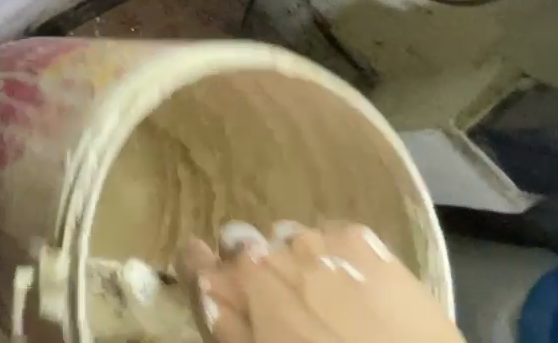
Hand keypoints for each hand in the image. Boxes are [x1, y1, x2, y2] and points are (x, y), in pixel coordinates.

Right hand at [175, 222, 461, 342]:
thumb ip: (228, 323)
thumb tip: (206, 281)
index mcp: (244, 281)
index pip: (196, 258)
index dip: (199, 269)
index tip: (213, 285)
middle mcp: (272, 249)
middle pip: (245, 247)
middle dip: (257, 273)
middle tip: (287, 311)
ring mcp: (319, 239)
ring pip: (290, 239)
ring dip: (298, 263)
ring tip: (327, 303)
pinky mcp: (361, 238)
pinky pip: (331, 234)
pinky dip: (334, 254)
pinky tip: (353, 286)